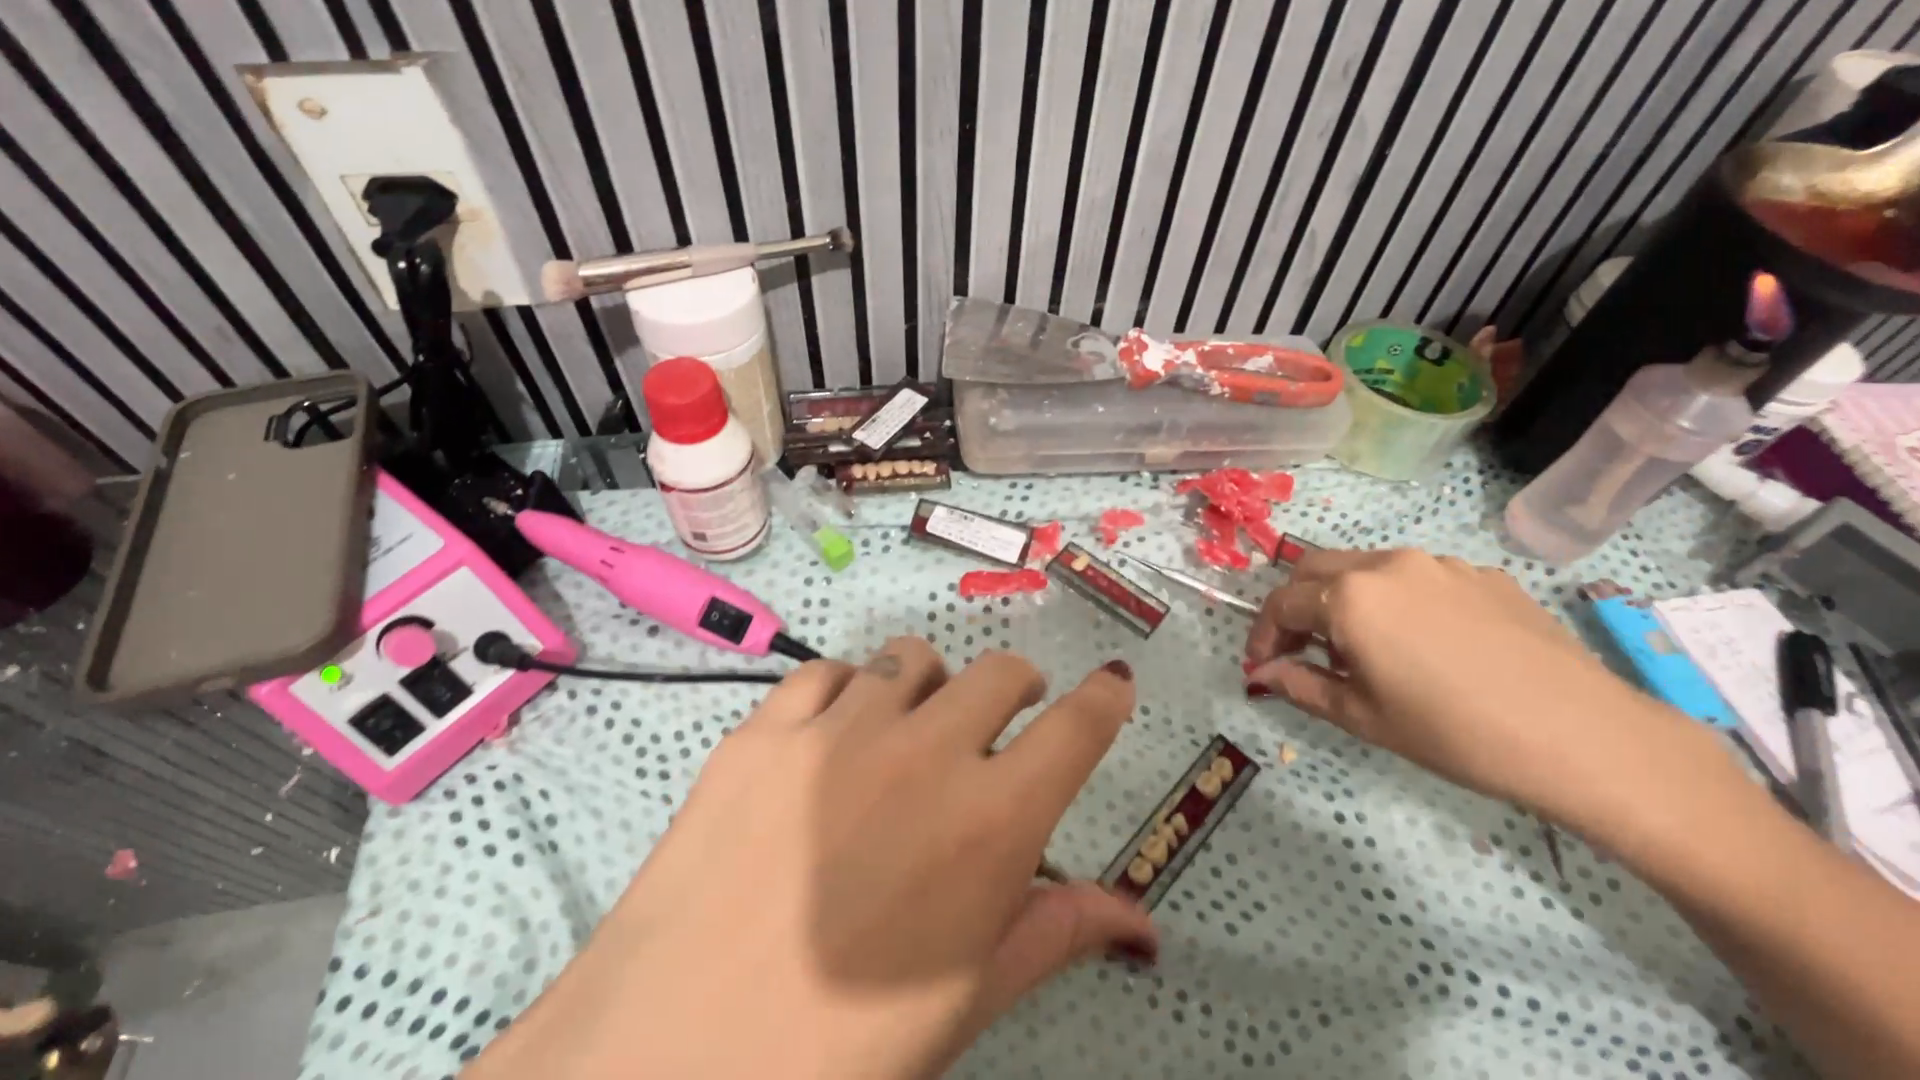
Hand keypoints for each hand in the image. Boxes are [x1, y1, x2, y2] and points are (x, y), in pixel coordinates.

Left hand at [467, 638, 1151, 1079]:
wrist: (678, 1049)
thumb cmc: (844, 1046)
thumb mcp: (965, 996)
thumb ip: (1054, 933)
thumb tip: (1139, 919)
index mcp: (993, 821)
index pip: (1075, 729)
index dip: (1105, 699)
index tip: (1113, 684)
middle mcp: (924, 753)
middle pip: (997, 672)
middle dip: (1017, 687)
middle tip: (1004, 720)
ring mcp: (836, 732)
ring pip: (910, 658)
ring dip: (931, 684)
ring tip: (914, 725)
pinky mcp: (761, 732)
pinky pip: (825, 673)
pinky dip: (848, 690)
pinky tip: (835, 734)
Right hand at [1243, 549, 1683, 822]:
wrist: (1578, 734)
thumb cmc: (1453, 733)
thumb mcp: (1363, 717)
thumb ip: (1301, 686)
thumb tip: (1261, 676)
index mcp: (1351, 596)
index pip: (1282, 603)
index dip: (1261, 636)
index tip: (1260, 670)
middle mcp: (1389, 564)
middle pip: (1316, 570)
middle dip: (1296, 607)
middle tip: (1300, 652)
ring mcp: (1441, 565)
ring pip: (1368, 569)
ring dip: (1345, 601)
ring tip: (1362, 653)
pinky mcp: (1484, 576)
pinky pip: (1419, 580)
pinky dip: (1396, 603)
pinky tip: (1422, 648)